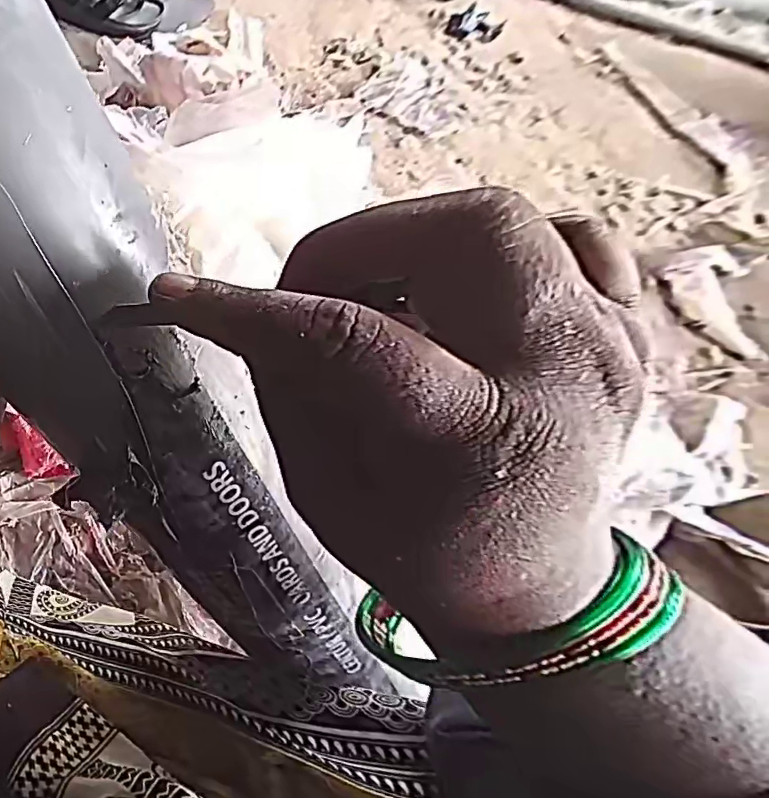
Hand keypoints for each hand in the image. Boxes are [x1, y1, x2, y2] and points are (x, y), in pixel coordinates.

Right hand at [136, 189, 645, 652]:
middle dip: (349, 244)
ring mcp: (610, 336)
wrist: (535, 579)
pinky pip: (559, 236)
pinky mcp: (624, 323)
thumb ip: (289, 393)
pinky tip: (434, 296)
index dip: (246, 307)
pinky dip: (476, 252)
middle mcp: (560, 366)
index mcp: (471, 431)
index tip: (173, 293)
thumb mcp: (321, 487)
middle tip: (300, 293)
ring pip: (507, 218)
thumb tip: (250, 319)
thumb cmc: (412, 545)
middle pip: (466, 229)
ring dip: (403, 244)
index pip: (345, 337)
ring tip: (363, 300)